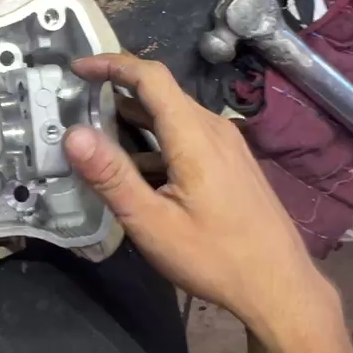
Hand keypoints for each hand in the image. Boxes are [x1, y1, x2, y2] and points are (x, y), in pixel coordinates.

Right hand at [61, 54, 347, 348]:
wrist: (280, 288)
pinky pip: (185, 136)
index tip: (76, 68)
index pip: (150, 77)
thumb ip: (112, 176)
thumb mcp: (152, 222)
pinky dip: (153, 141)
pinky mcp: (229, 163)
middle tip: (76, 104)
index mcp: (194, 135)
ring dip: (134, 118)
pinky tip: (135, 170)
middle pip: (160, 93)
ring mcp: (226, 146)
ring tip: (96, 134)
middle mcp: (213, 129)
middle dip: (116, 90)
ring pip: (172, 116)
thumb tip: (73, 135)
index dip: (111, 64)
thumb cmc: (215, 257)